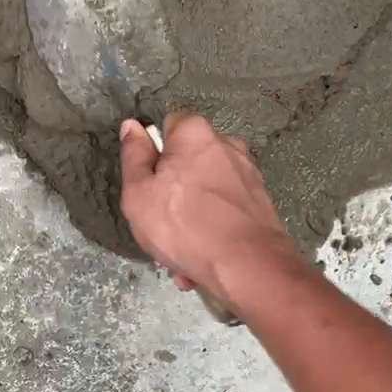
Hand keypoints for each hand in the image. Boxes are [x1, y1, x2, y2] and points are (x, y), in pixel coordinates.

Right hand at [118, 114, 302, 306]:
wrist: (246, 263)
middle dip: (172, 196)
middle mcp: (226, 144)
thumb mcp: (138, 194)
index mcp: (194, 133)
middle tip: (161, 227)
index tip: (148, 187)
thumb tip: (131, 127)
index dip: (152, 158)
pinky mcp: (259, 200)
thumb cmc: (183, 226)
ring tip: (181, 254)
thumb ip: (133, 157)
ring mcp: (246, 172)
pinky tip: (202, 259)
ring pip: (204, 194)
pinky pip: (223, 213)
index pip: (166, 128)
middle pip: (187, 165)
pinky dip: (211, 231)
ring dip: (190, 220)